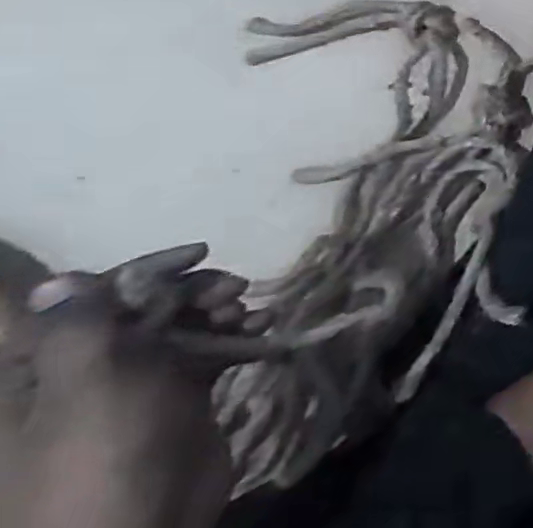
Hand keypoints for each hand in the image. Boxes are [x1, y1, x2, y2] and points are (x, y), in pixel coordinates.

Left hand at [0, 244, 255, 527]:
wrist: (139, 525)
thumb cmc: (101, 453)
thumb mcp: (88, 388)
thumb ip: (79, 330)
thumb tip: (61, 279)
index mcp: (46, 369)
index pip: (89, 297)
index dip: (143, 270)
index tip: (201, 253)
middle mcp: (87, 370)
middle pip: (144, 307)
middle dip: (194, 290)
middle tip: (235, 291)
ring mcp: (136, 385)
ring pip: (182, 326)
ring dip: (221, 311)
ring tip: (251, 316)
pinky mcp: (178, 397)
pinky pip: (209, 352)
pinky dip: (238, 336)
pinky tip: (264, 333)